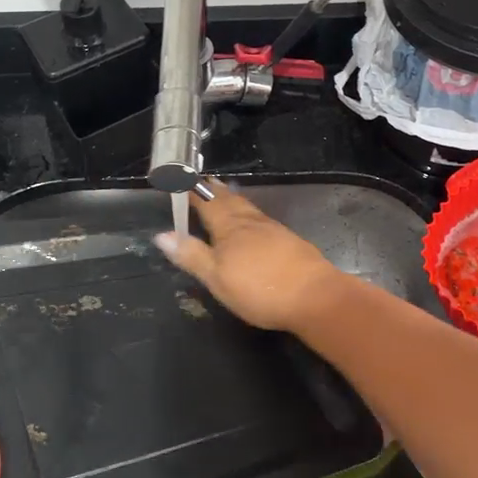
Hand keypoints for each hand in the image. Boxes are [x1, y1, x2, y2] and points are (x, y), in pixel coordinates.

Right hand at [152, 180, 350, 331]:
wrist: (315, 297)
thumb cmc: (259, 289)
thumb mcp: (217, 278)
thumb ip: (191, 255)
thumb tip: (162, 234)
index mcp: (229, 227)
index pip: (207, 202)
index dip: (193, 192)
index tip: (182, 181)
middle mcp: (250, 221)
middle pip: (229, 201)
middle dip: (215, 191)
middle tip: (205, 182)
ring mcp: (273, 229)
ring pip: (247, 208)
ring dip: (232, 200)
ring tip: (224, 195)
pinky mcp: (289, 241)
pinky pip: (260, 219)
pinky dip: (249, 214)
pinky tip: (252, 223)